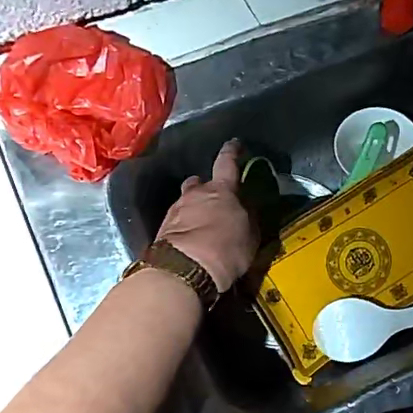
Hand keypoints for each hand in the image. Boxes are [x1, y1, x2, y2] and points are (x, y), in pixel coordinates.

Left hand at [156, 140, 259, 292]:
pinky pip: (176, 221)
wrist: (186, 268)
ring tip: (200, 225)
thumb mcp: (250, 234)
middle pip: (198, 182)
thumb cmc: (226, 248)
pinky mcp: (162, 229)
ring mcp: (175, 210)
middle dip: (204, 187)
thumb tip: (245, 209)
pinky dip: (183, 226)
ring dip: (192, 209)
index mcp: (221, 190)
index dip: (231, 152)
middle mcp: (195, 194)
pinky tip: (189, 239)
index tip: (233, 144)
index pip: (226, 163)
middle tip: (212, 199)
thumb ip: (247, 217)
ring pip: (184, 202)